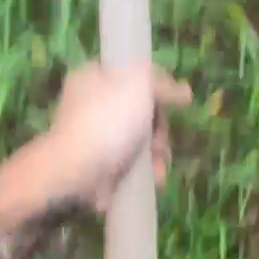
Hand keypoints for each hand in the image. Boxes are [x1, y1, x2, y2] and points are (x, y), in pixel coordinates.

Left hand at [42, 62, 192, 209]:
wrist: (75, 174)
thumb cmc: (106, 123)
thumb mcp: (139, 86)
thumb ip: (161, 83)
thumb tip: (183, 92)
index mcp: (94, 77)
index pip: (133, 77)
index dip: (156, 92)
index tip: (170, 107)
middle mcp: (90, 106)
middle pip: (139, 114)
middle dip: (158, 132)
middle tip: (160, 145)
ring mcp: (92, 140)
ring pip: (136, 144)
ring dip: (155, 157)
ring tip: (159, 170)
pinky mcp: (96, 170)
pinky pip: (127, 168)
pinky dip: (142, 174)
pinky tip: (153, 181)